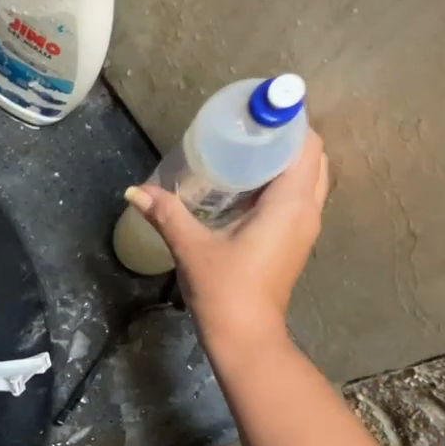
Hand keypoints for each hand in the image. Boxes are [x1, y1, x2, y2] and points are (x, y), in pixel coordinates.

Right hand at [126, 131, 329, 352]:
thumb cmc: (224, 289)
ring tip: (244, 156)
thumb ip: (166, 214)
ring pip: (306, 177)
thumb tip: (134, 191)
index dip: (286, 119)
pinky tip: (246, 189)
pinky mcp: (294, 241)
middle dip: (283, 137)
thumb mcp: (191, 248)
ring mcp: (304, 227)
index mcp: (290, 202)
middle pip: (309, 155)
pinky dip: (278, 184)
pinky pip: (296, 197)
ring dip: (282, 161)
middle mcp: (306, 209)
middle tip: (244, 131)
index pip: (304, 142)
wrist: (244, 335)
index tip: (257, 110)